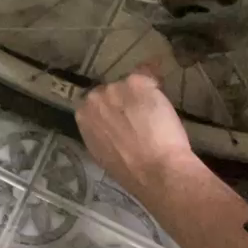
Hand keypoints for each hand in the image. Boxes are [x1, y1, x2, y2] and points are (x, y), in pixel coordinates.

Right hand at [77, 62, 200, 200]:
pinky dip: (157, 84)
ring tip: (156, 112)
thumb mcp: (103, 153)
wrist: (155, 170)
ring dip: (142, 94)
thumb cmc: (131, 171)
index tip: (124, 117)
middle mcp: (95, 98)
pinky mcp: (137, 83)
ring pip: (131, 85)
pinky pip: (149, 76)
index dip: (113, 110)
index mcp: (83, 117)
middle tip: (141, 115)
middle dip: (125, 100)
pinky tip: (164, 97)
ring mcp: (116, 88)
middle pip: (112, 91)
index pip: (97, 104)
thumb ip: (102, 132)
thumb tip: (110, 125)